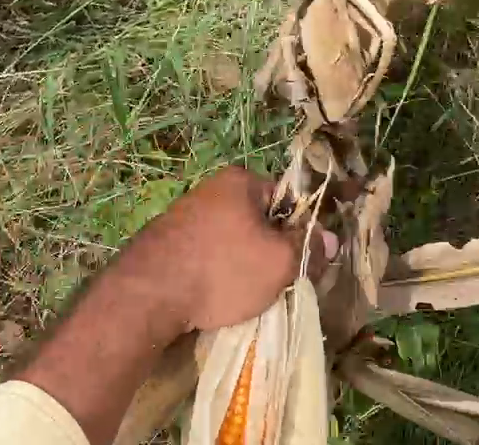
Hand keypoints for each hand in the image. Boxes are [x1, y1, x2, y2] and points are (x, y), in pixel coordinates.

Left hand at [122, 166, 326, 333]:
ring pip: (230, 239)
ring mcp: (185, 214)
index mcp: (240, 181)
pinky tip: (212, 297)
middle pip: (257, 219)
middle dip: (267, 249)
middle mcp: (211, 189)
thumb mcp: (279, 262)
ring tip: (242, 295)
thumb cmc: (222, 269)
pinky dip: (213, 272)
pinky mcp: (166, 241)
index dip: (297, 230)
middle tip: (273, 281)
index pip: (285, 199)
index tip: (299, 260)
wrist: (148, 294)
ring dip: (240, 263)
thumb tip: (331, 239)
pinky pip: (205, 253)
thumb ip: (308, 248)